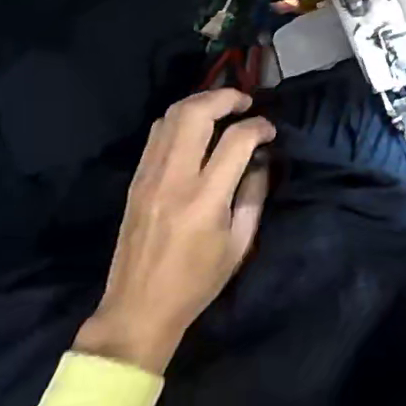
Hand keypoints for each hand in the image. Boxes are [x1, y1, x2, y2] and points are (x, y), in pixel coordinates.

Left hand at [74, 89, 275, 373]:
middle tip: (245, 101)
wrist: (138, 308)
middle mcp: (174, 178)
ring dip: (201, 101)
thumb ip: (253, 195)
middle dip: (225, 97)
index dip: (258, 127)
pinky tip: (195, 124)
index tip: (270, 130)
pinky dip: (180, 117)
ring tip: (222, 106)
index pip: (236, 141)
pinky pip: (157, 131)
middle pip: (197, 113)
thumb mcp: (239, 245)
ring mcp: (150, 174)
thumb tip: (261, 159)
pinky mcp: (136, 177)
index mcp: (205, 199)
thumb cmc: (196, 283)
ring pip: (173, 115)